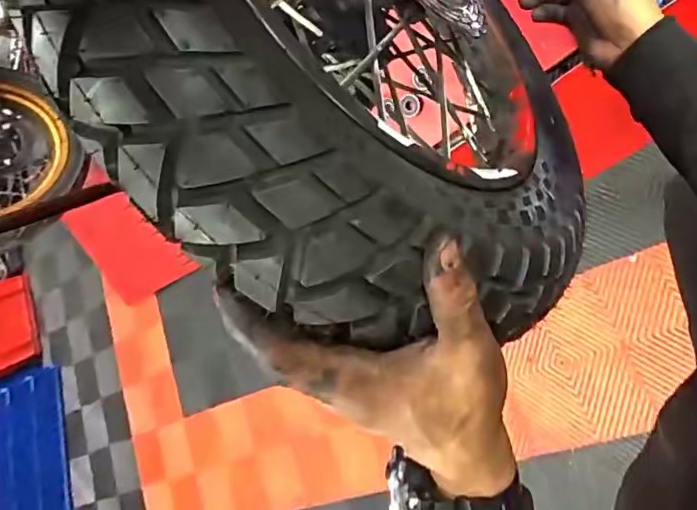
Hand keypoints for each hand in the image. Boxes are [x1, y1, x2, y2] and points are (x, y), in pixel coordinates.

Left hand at [215, 238, 516, 498]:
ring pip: (296, 348)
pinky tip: (314, 288)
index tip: (224, 285)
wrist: (471, 453)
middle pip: (279, 350)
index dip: (249, 323)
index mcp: (349, 378)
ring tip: (267, 265)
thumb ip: (453, 300)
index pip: (282, 353)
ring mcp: (346, 383)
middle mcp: (337, 382)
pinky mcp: (360, 378)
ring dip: (275, 315)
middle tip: (239, 260)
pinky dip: (303, 321)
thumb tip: (444, 242)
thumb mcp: (467, 351)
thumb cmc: (463, 407)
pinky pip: (317, 346)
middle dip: (253, 312)